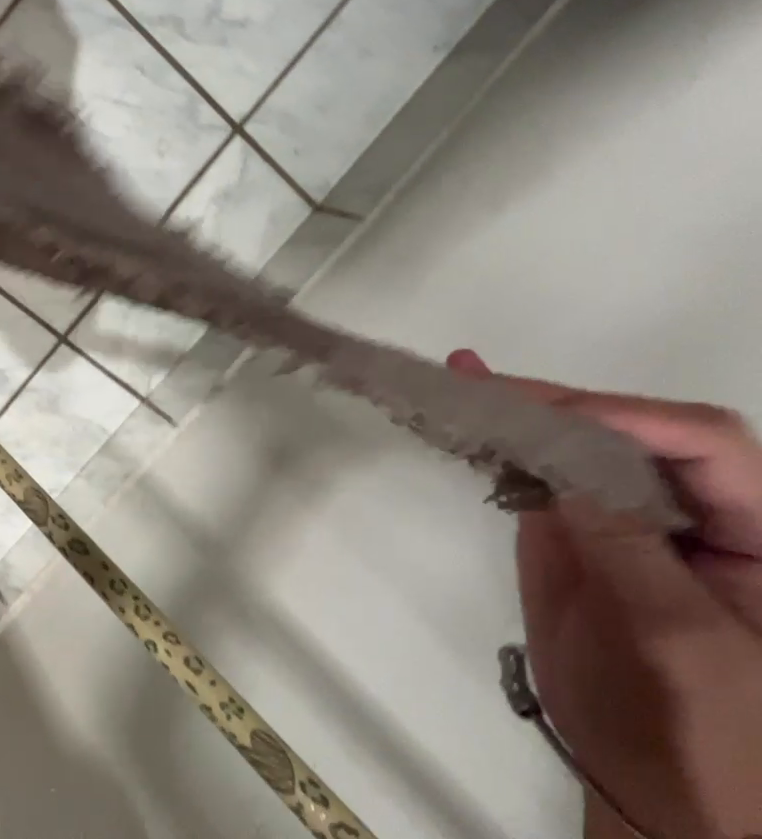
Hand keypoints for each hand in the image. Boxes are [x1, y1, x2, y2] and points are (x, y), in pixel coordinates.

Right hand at [450, 350, 761, 837]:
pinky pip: (546, 480)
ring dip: (525, 411)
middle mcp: (703, 513)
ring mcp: (634, 524)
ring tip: (461, 380)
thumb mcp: (681, 640)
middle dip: (561, 402)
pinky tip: (470, 420)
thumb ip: (630, 551)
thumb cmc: (708, 727)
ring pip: (586, 447)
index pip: (708, 446)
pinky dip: (506, 447)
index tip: (545, 416)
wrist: (666, 789)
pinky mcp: (580, 540)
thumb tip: (565, 473)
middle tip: (478, 380)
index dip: (628, 418)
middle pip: (639, 432)